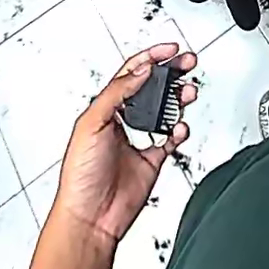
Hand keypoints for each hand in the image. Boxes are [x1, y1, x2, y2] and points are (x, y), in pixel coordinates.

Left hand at [51, 44, 197, 244]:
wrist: (90, 218)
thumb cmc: (79, 177)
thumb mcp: (91, 124)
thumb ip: (117, 93)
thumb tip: (142, 71)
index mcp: (107, 108)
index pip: (132, 72)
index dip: (152, 57)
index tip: (170, 50)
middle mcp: (125, 120)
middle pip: (154, 86)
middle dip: (173, 71)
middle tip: (188, 62)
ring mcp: (140, 138)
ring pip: (167, 108)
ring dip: (180, 98)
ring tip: (189, 93)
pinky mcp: (153, 158)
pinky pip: (173, 138)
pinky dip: (181, 130)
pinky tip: (180, 128)